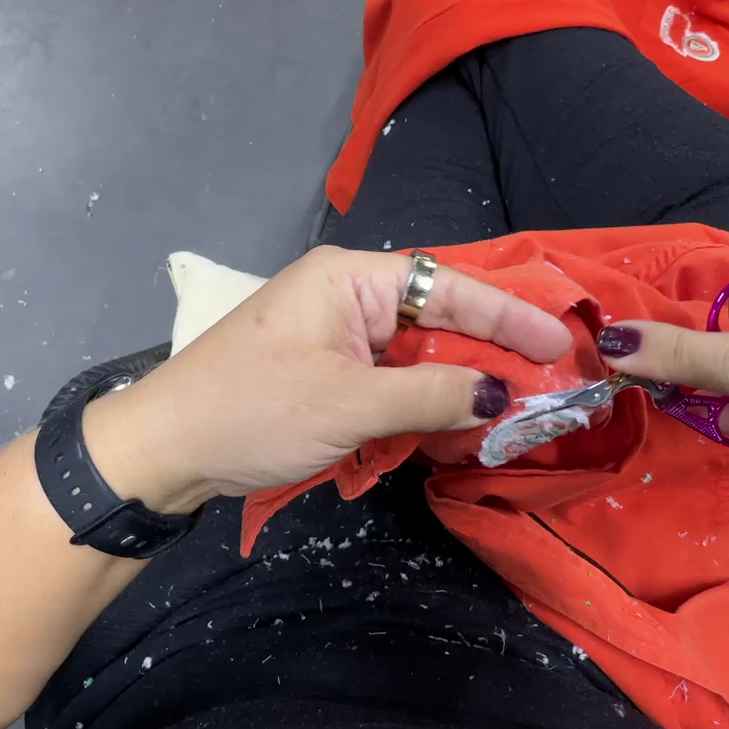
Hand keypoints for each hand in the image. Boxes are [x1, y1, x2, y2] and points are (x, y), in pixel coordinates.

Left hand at [83, 245, 571, 511]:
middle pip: (439, 321)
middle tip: (545, 390)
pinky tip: (448, 430)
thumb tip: (501, 394)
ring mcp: (336, 337)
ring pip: (417, 357)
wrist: (164, 449)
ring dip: (454, 389)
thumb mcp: (348, 405)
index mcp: (352, 279)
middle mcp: (348, 298)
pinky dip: (418, 407)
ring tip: (505, 418)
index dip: (511, 315)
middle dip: (488, 358)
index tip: (563, 343)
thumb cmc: (251, 411)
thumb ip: (431, 395)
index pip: (449, 286)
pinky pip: (389, 383)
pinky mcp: (326, 373)